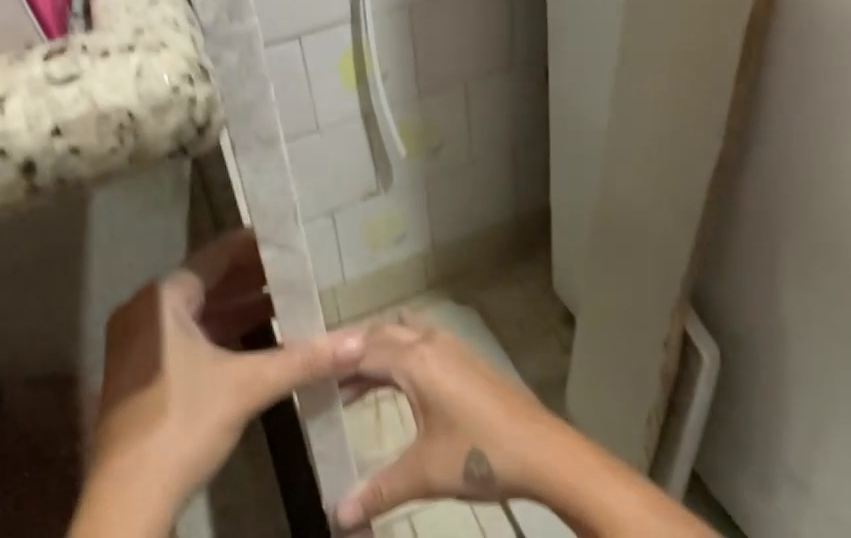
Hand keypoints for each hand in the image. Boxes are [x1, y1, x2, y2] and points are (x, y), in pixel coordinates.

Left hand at [85, 229, 365, 513]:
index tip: (287, 240)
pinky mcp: (140, 374)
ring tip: (285, 302)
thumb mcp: (247, 386)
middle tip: (295, 271)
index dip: (252, 247)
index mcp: (163, 298)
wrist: (127, 496)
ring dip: (237, 310)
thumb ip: (302, 360)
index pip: (214, 256)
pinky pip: (185, 338)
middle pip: (205, 284)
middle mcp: (145, 311)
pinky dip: (219, 336)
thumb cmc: (182, 421)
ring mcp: (138, 344)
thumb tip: (358, 341)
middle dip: (250, 280)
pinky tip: (255, 343)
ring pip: (196, 315)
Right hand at [335, 313, 571, 528]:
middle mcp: (431, 343)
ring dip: (379, 352)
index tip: (304, 370)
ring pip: (404, 334)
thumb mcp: (424, 473)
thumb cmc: (481, 455)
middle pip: (380, 334)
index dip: (330, 360)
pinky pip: (423, 344)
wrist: (546, 453)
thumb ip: (378, 491)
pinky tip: (399, 389)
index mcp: (415, 360)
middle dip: (352, 353)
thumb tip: (337, 516)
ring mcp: (454, 348)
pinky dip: (402, 357)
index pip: (360, 351)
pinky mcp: (469, 361)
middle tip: (323, 378)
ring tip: (355, 384)